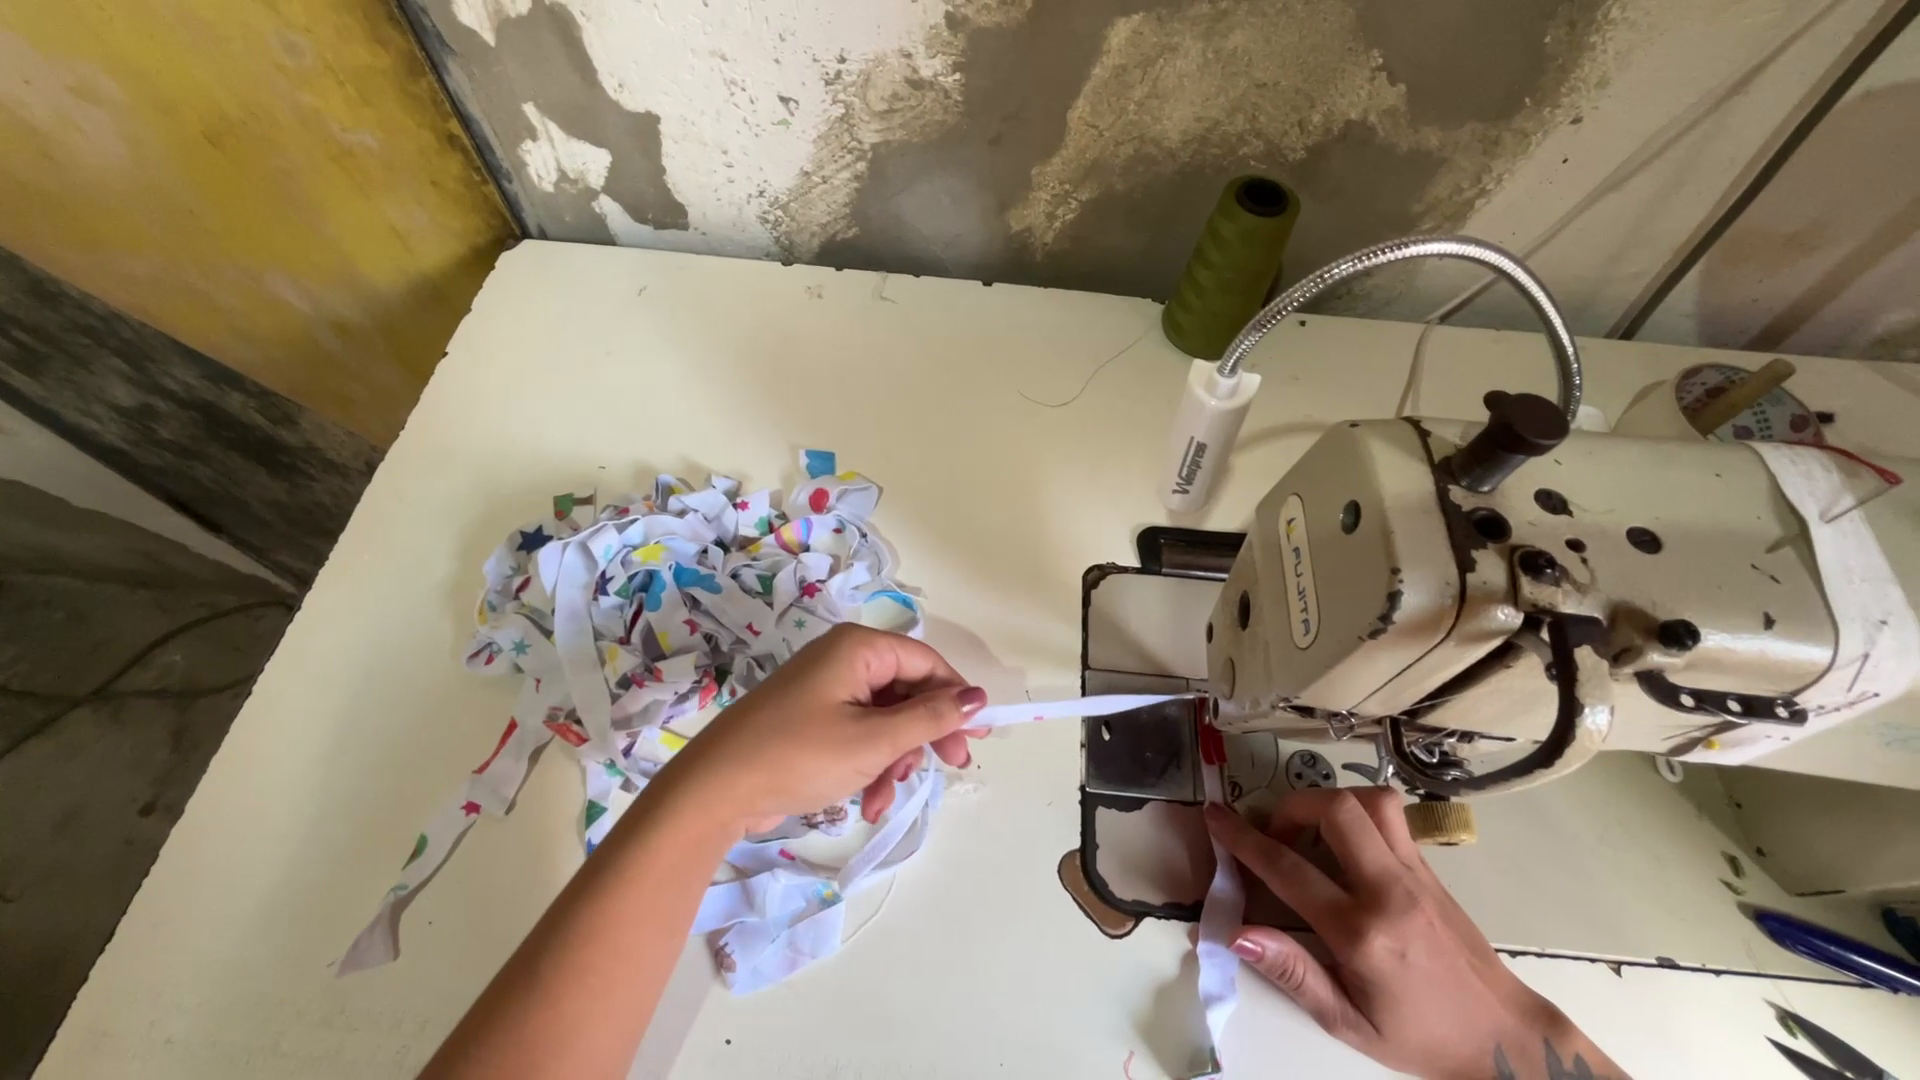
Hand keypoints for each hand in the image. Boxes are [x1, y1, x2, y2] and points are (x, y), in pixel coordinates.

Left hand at [662, 624, 986, 832]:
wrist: (716, 790)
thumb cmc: (800, 756)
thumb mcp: (874, 740)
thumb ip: (930, 717)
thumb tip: (977, 697)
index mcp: (859, 649)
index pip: (927, 662)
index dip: (956, 697)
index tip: (978, 736)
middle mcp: (843, 660)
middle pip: (908, 690)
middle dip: (926, 733)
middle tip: (953, 765)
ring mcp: (826, 690)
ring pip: (886, 718)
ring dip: (896, 757)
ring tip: (888, 793)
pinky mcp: (813, 720)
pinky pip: (859, 733)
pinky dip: (870, 763)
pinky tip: (868, 801)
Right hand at [1207, 788, 1622, 1079]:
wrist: (1505, 1039)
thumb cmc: (1419, 1037)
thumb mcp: (1347, 1023)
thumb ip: (1292, 972)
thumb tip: (1237, 933)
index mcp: (1362, 933)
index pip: (1288, 869)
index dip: (1243, 839)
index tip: (1216, 817)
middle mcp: (1389, 890)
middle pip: (1336, 809)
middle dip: (1290, 806)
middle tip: (1272, 833)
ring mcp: (1416, 874)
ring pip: (1369, 801)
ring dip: (1327, 802)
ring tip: (1307, 831)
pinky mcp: (1431, 870)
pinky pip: (1390, 818)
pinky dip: (1355, 814)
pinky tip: (1341, 845)